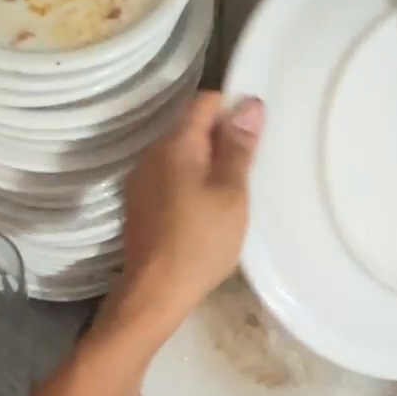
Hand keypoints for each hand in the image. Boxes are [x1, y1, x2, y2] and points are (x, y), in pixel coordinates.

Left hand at [107, 92, 264, 336]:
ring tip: (233, 189)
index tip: (256, 133)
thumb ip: (239, 147)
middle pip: (190, 127)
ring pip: (180, 155)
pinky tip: (208, 208)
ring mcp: (141, 180)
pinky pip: (170, 178)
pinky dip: (191, 182)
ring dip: (207, 162)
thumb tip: (249, 104)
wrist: (154, 292)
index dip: (232, 108)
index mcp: (174, 144)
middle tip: (251, 166)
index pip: (204, 102)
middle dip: (221, 138)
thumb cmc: (200, 242)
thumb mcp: (231, 194)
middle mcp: (151, 154)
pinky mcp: (140, 205)